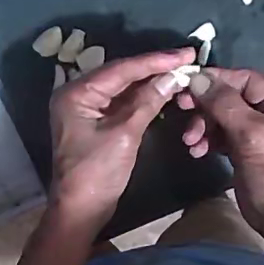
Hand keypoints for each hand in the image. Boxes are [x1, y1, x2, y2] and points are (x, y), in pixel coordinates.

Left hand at [48, 47, 195, 231]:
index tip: (185, 53)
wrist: (80, 210)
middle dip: (154, 68)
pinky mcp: (94, 122)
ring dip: (150, 82)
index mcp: (77, 93)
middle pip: (121, 74)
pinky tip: (163, 91)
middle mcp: (77, 94)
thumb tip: (173, 77)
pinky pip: (120, 103)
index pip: (121, 69)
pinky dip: (141, 98)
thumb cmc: (97, 173)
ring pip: (122, 87)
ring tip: (180, 72)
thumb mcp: (125, 135)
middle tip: (186, 59)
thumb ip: (148, 102)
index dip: (155, 61)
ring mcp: (85, 109)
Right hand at [176, 66, 263, 235]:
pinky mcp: (248, 149)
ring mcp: (262, 131)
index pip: (245, 79)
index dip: (214, 81)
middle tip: (182, 113)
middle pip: (232, 98)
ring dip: (204, 127)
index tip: (185, 86)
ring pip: (224, 117)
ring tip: (191, 143)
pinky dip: (209, 140)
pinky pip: (223, 135)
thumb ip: (224, 103)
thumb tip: (197, 77)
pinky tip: (198, 151)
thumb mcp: (251, 134)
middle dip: (206, 108)